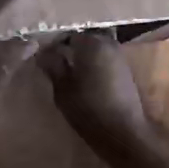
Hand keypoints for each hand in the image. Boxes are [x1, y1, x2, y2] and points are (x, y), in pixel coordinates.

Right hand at [37, 30, 153, 152]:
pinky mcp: (125, 70)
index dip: (53, 44)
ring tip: (67, 72)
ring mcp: (120, 56)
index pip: (67, 34)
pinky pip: (104, 59)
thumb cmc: (89, 110)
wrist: (123, 132)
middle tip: (53, 63)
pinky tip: (84, 79)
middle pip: (83, 39)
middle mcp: (108, 43)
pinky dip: (94, 64)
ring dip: (82, 57)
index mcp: (92, 43)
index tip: (42, 56)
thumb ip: (53, 66)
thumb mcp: (63, 89)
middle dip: (69, 48)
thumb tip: (42, 52)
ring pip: (95, 49)